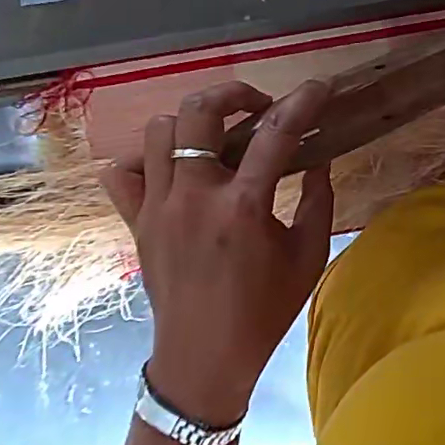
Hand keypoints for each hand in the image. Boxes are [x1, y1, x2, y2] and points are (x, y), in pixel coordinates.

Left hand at [100, 80, 334, 426]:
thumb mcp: (308, 257)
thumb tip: (320, 159)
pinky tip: (172, 171)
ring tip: (218, 139)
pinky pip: (124, 172)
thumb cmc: (264, 312)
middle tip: (258, 108)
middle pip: (199, 112)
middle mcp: (194, 196)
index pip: (276, 133)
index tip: (319, 86)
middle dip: (233, 93)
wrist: (204, 357)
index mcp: (242, 207)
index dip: (302, 101)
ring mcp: (157, 207)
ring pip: (159, 132)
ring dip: (193, 123)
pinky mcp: (136, 222)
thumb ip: (319, 202)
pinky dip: (145, 160)